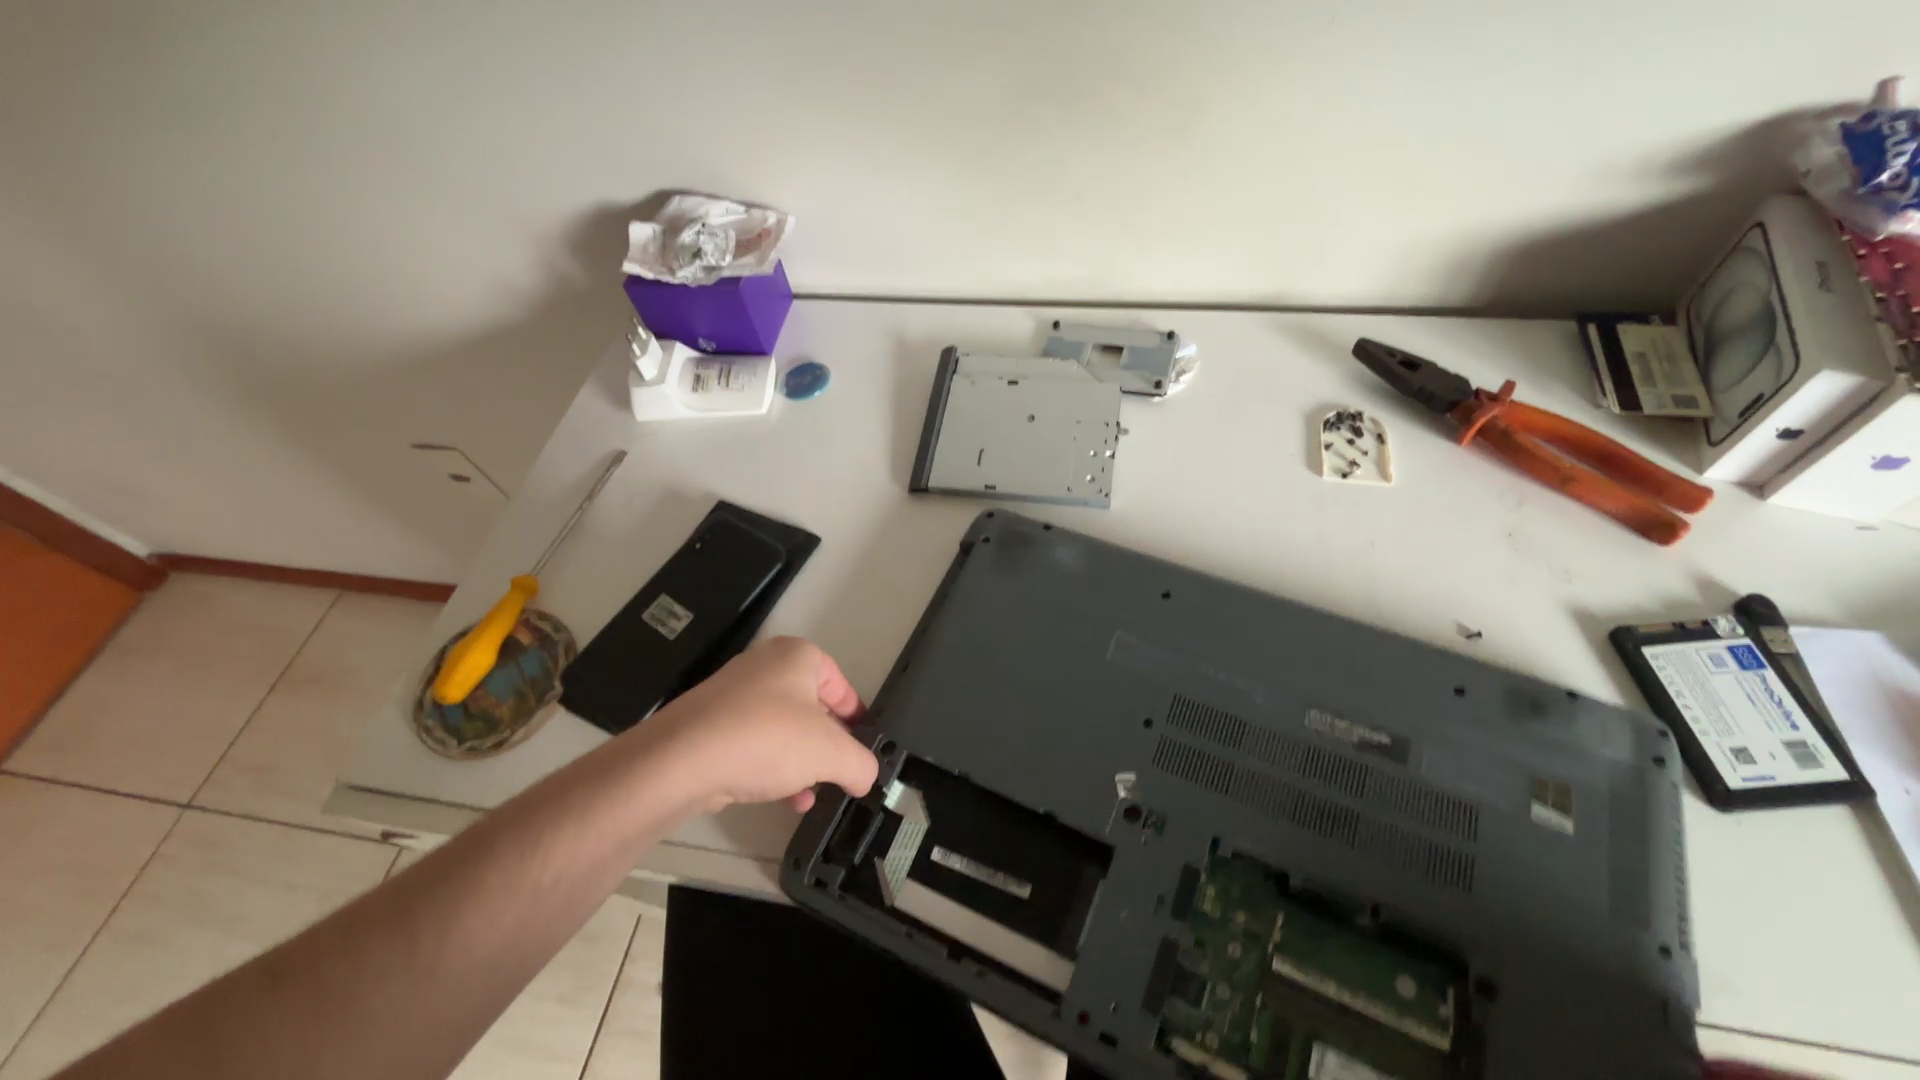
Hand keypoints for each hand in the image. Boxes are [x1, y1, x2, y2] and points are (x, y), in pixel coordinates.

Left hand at [628, 636, 878, 813]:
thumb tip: (865, 776)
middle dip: (827, 745)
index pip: (841, 682)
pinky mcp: (709, 725)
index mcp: (797, 656)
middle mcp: (764, 666)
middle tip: (838, 774)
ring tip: (810, 795)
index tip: (864, 746)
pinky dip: (771, 768)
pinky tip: (781, 799)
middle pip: (811, 708)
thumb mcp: (832, 754)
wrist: (681, 761)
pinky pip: (753, 744)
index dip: (856, 716)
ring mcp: (732, 695)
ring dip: (801, 763)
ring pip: (782, 730)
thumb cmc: (767, 739)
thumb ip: (861, 764)